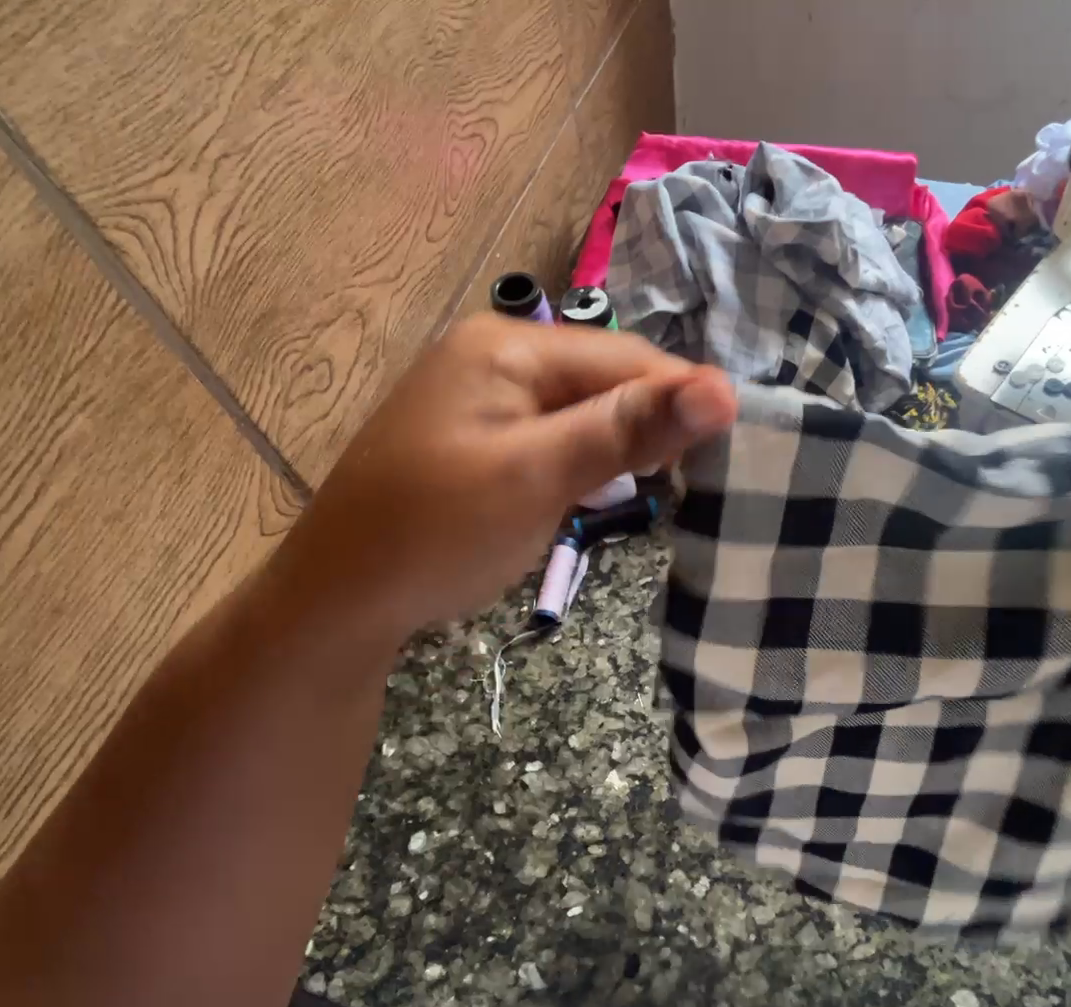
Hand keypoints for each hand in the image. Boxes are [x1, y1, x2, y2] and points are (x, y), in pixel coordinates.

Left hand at [269, 314, 736, 647]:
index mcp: (507, 346)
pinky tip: (594, 496)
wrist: (339, 598)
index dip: (681, 402)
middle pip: (604, 380)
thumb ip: (626, 430)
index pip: (626, 358)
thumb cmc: (436, 534)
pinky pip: (552, 436)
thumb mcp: (537, 478)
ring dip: (618, 450)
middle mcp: (495, 355)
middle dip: (648, 429)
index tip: (731, 456)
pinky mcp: (478, 437)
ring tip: (646, 497)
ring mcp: (482, 397)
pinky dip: (582, 464)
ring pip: (581, 412)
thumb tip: (723, 390)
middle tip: (688, 488)